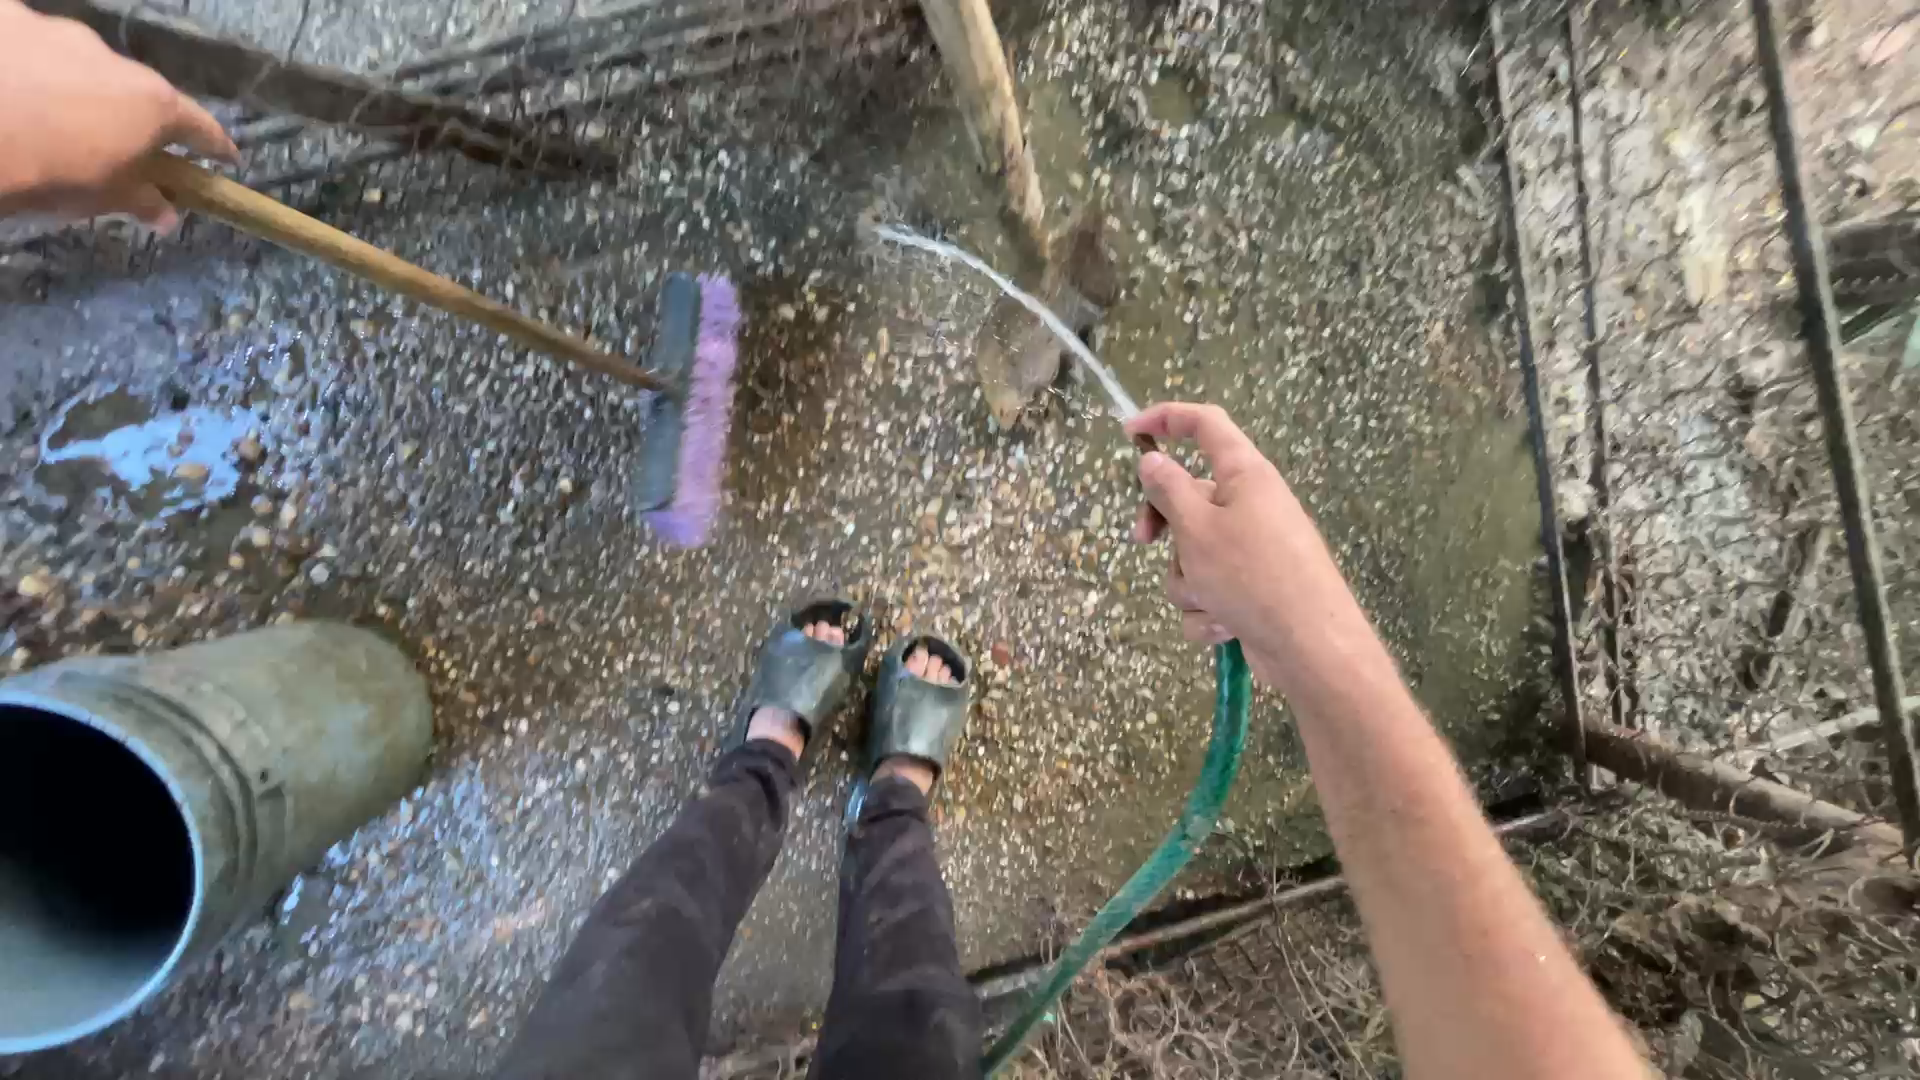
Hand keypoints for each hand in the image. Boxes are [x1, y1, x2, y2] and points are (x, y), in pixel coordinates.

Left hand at [0, 0, 235, 230]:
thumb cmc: (45, 171)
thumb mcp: (104, 198)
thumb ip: (142, 200)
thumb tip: (163, 214)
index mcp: (152, 102)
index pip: (204, 129)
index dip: (215, 149)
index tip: (221, 162)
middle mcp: (105, 55)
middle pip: (131, 87)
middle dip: (125, 111)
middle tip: (111, 137)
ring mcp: (39, 25)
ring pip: (68, 57)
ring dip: (66, 79)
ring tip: (41, 105)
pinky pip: (13, 38)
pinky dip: (15, 59)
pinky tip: (6, 84)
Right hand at [1125, 402, 1378, 693]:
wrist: (1309, 647)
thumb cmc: (1252, 574)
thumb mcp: (1198, 527)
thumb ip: (1168, 490)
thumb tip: (1152, 460)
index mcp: (1244, 475)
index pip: (1205, 426)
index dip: (1167, 418)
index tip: (1130, 433)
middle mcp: (1249, 506)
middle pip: (1188, 498)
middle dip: (1164, 527)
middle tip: (1143, 540)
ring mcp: (1250, 549)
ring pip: (1191, 553)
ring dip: (1188, 581)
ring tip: (1208, 598)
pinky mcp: (1250, 589)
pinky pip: (1208, 590)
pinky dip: (1207, 610)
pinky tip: (1224, 625)